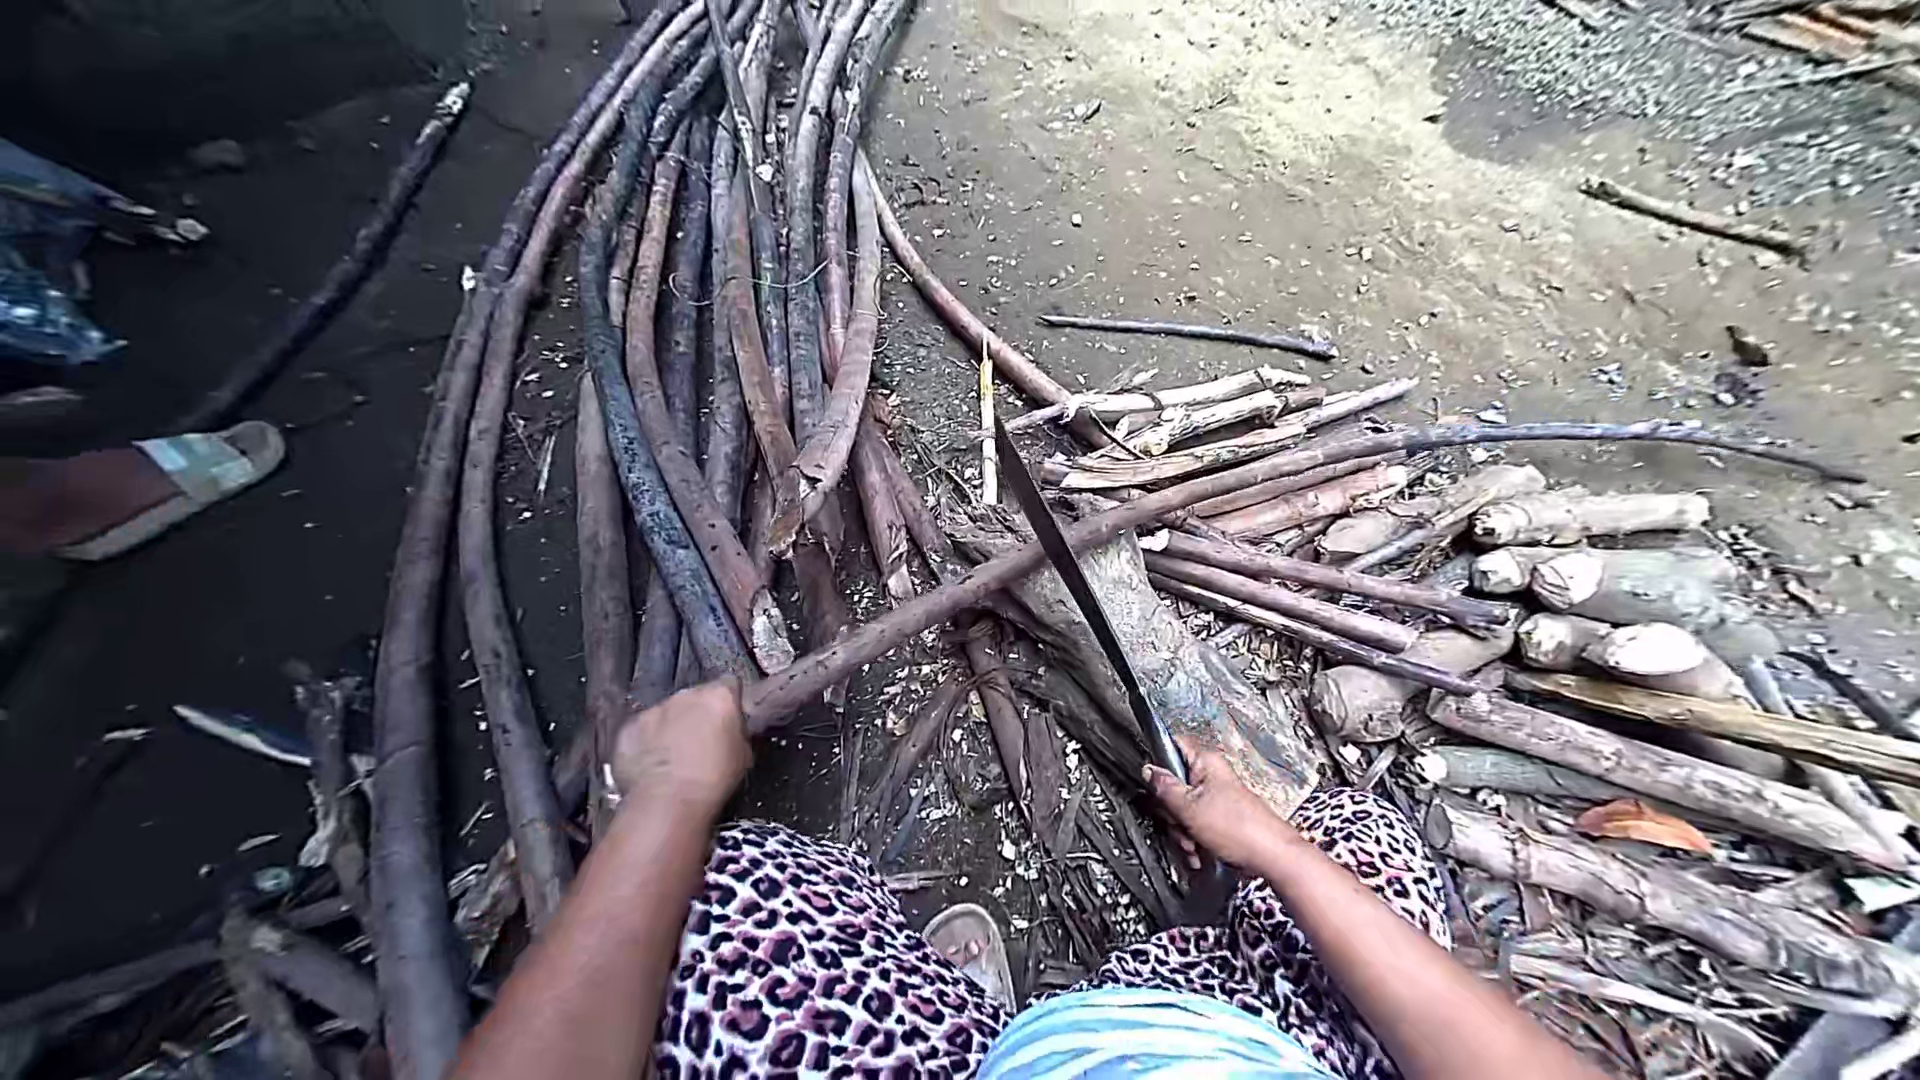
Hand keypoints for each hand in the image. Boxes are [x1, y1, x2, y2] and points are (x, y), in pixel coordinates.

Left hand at [612, 678, 750, 823]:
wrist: (667, 804)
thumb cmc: (715, 779)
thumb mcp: (744, 754)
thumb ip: (737, 732)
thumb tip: (732, 731)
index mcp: (719, 696)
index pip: (729, 686)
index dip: (730, 703)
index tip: (730, 720)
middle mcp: (686, 695)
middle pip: (696, 697)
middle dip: (699, 713)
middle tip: (701, 740)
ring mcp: (653, 710)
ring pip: (667, 713)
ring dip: (671, 726)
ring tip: (673, 755)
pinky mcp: (628, 729)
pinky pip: (642, 730)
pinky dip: (646, 742)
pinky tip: (650, 763)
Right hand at [1143, 735, 1295, 869]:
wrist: (1273, 859)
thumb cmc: (1241, 830)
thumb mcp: (1189, 807)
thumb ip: (1163, 787)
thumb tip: (1148, 771)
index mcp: (1205, 762)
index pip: (1172, 744)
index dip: (1158, 761)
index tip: (1153, 782)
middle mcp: (1211, 776)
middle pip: (1173, 783)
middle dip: (1171, 811)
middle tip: (1179, 822)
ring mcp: (1216, 797)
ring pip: (1183, 807)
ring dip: (1182, 830)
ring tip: (1193, 843)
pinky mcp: (1221, 817)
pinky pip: (1196, 823)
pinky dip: (1194, 839)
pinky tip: (1199, 852)